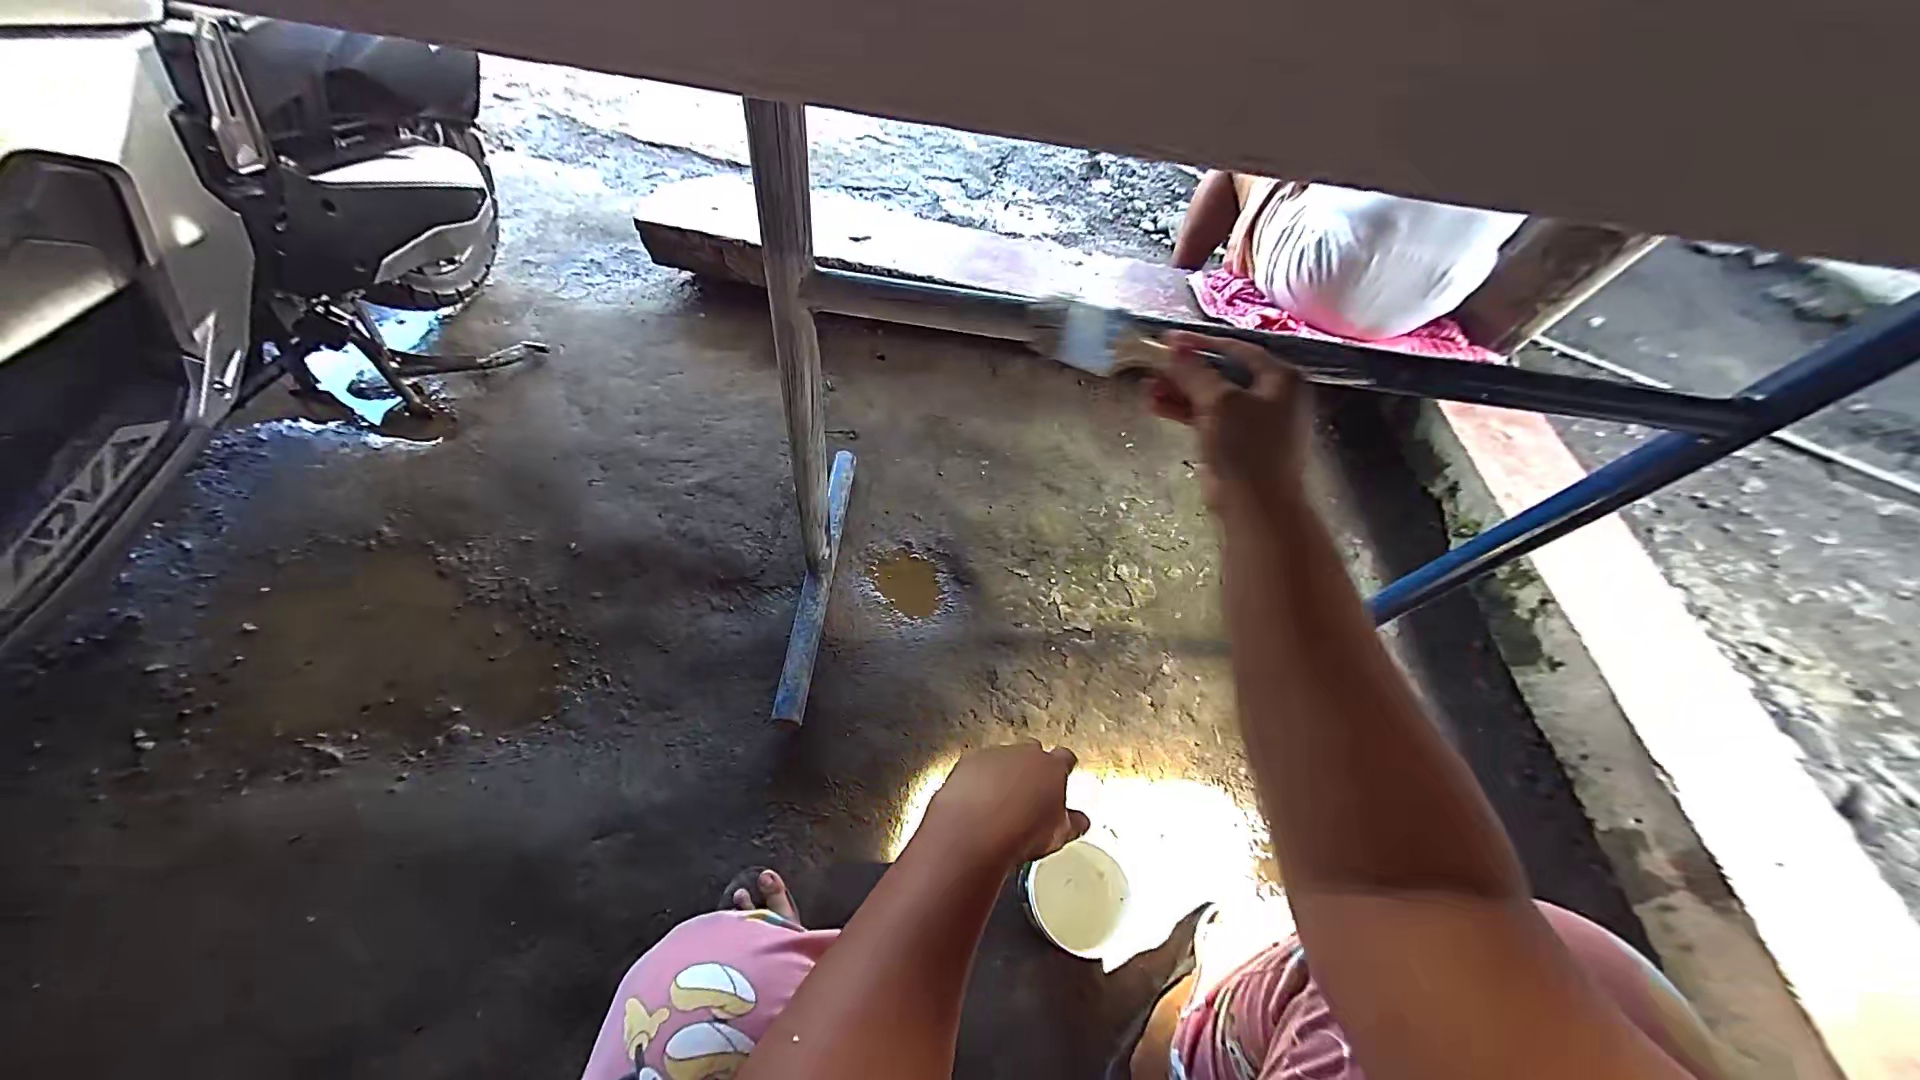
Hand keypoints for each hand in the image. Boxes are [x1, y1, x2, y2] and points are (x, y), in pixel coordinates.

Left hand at [921, 741, 1089, 862]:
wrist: (976, 830)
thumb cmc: (1020, 832)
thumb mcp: (1059, 834)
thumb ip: (1073, 822)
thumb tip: (1080, 822)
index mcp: (1052, 767)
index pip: (1065, 758)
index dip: (1064, 767)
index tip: (1063, 774)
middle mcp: (1024, 754)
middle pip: (1033, 753)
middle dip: (1032, 769)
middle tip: (1030, 794)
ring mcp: (995, 755)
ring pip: (1003, 758)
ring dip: (1003, 774)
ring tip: (1000, 803)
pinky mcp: (969, 762)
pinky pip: (977, 767)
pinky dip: (979, 780)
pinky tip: (978, 802)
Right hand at [1148, 331, 1308, 516]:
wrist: (1257, 507)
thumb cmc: (1246, 448)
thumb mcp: (1219, 402)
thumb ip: (1195, 372)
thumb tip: (1174, 347)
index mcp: (1281, 378)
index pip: (1238, 349)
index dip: (1201, 343)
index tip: (1169, 340)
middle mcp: (1273, 396)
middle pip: (1222, 374)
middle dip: (1185, 371)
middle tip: (1154, 368)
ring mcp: (1256, 423)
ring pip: (1212, 398)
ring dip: (1180, 392)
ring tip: (1148, 390)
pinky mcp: (1238, 445)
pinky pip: (1209, 419)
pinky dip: (1186, 412)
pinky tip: (1159, 407)